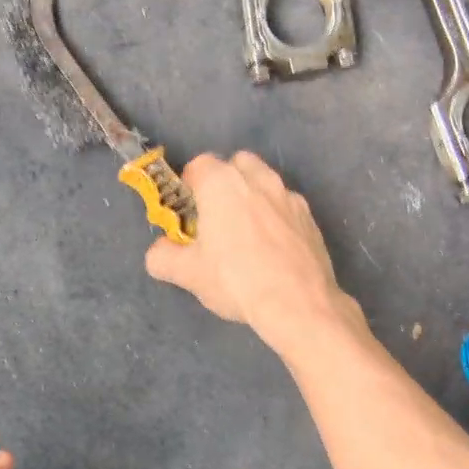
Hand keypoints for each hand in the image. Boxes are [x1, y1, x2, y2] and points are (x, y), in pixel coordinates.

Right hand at [145, 152, 367, 350]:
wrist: (297, 302)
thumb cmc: (235, 281)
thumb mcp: (186, 274)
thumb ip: (162, 257)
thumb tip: (159, 251)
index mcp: (222, 184)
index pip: (198, 166)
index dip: (187, 187)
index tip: (185, 214)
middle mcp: (258, 179)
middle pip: (234, 165)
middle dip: (221, 184)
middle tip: (214, 221)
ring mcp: (288, 195)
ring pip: (262, 183)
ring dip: (249, 199)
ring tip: (243, 237)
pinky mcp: (309, 216)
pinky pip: (283, 206)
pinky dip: (272, 218)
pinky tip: (269, 250)